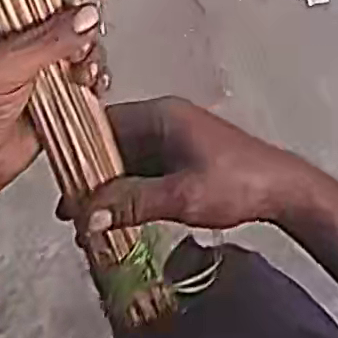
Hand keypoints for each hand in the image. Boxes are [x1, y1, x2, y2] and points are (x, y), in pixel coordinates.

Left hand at [0, 0, 107, 198]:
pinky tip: (92, 87)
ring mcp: (47, 66)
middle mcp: (30, 39)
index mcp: (9, 21)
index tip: (76, 12)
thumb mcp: (5, 66)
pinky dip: (98, 79)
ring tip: (82, 74)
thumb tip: (87, 15)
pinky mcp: (62, 92)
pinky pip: (91, 75)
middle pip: (74, 16)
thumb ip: (49, 39)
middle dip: (85, 31)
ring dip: (92, 57)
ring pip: (86, 45)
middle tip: (76, 51)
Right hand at [64, 96, 320, 234]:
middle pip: (114, 141)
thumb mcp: (181, 195)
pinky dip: (127, 190)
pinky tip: (114, 218)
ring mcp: (174, 137)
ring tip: (83, 223)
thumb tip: (85, 216)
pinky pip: (143, 168)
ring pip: (127, 158)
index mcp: (163, 115)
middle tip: (66, 211)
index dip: (79, 147)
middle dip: (91, 175)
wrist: (279, 188)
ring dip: (108, 187)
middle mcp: (165, 119)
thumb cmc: (233, 182)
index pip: (107, 121)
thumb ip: (132, 203)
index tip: (57, 177)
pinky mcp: (182, 156)